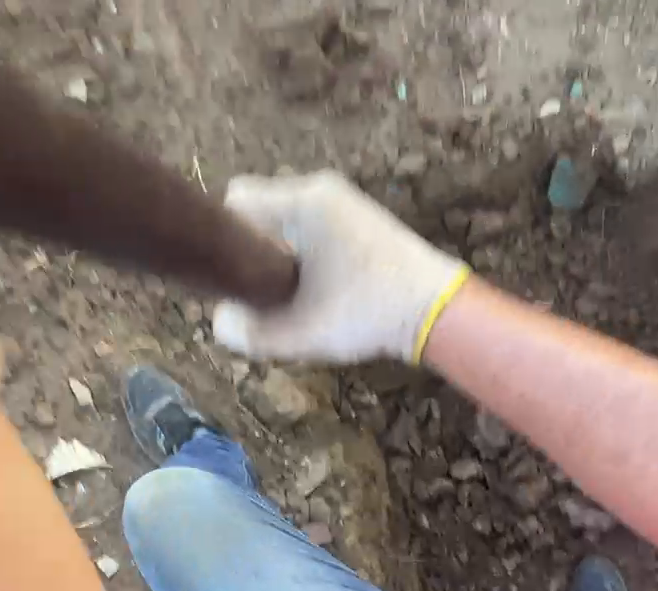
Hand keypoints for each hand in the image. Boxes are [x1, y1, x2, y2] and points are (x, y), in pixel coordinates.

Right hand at [212, 171, 468, 365]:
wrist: (437, 311)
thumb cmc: (366, 315)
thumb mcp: (300, 333)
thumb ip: (251, 332)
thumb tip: (220, 322)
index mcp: (302, 202)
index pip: (236, 200)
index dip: (227, 241)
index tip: (238, 280)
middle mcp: (322, 190)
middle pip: (262, 212)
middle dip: (254, 251)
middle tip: (267, 295)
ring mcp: (346, 202)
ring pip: (289, 224)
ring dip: (282, 257)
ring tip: (297, 298)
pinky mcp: (362, 221)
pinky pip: (315, 230)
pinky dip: (307, 256)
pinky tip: (321, 292)